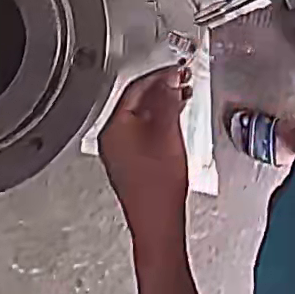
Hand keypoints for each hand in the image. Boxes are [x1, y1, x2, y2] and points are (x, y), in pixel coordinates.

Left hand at [100, 64, 191, 239]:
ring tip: (182, 94)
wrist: (159, 224)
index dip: (159, 75)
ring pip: (141, 114)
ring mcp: (119, 151)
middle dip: (160, 87)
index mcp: (114, 127)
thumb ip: (168, 100)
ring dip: (162, 102)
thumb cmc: (159, 185)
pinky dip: (159, 118)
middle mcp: (112, 137)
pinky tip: (175, 118)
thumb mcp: (168, 132)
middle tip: (181, 78)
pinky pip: (143, 129)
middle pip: (136, 100)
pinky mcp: (130, 160)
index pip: (135, 88)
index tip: (176, 69)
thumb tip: (170, 79)